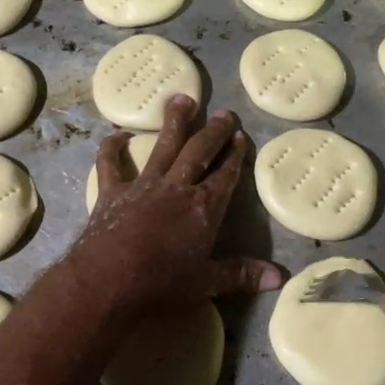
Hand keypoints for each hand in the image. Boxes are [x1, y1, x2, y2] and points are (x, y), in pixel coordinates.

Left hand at [72, 95, 282, 314]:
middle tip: (224, 113)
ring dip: (174, 121)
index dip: (234, 155)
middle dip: (214, 132)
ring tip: (182, 98)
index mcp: (203, 209)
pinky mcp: (111, 192)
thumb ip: (240, 275)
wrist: (106, 283)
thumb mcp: (205, 285)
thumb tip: (278, 277)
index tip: (240, 136)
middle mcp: (176, 189)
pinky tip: (119, 134)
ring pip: (163, 146)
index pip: (225, 175)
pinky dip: (113, 147)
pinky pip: (111, 163)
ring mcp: (143, 186)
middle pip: (199, 152)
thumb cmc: (160, 287)